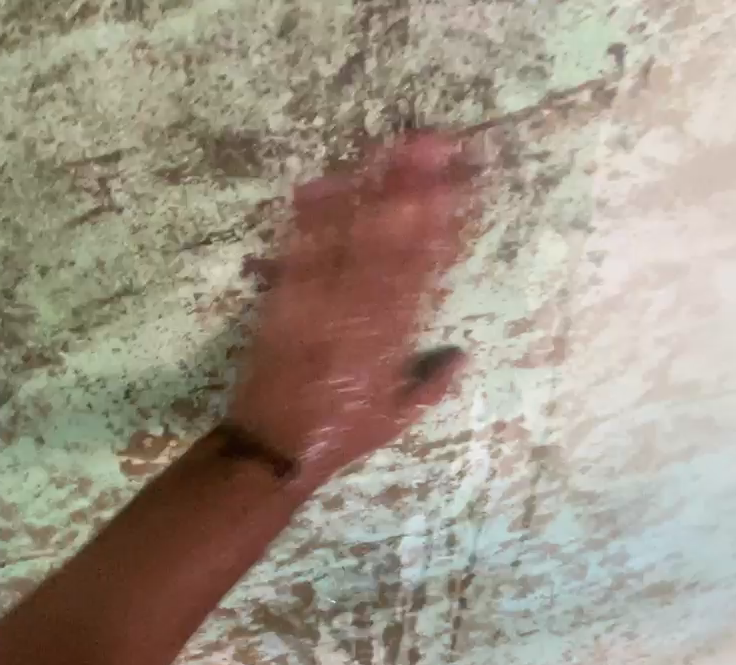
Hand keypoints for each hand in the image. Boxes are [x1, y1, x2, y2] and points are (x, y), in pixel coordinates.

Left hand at [226, 133, 478, 488]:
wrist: (274, 448)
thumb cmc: (339, 436)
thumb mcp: (396, 421)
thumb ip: (431, 386)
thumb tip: (462, 355)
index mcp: (389, 341)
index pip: (419, 273)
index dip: (439, 228)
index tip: (458, 190)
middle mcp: (356, 315)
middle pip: (388, 242)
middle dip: (411, 190)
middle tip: (432, 145)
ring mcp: (316, 304)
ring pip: (346, 239)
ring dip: (368, 190)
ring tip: (388, 150)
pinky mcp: (280, 302)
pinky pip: (296, 253)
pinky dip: (308, 219)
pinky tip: (320, 185)